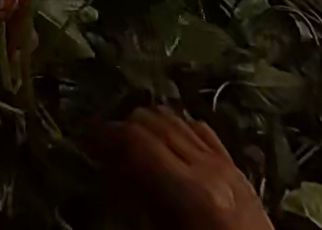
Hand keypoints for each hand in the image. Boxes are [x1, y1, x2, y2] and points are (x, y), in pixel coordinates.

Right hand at [108, 106, 271, 229]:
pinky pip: (200, 129)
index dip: (105, 134)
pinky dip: (176, 127)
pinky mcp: (237, 169)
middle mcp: (208, 168)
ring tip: (129, 142)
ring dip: (147, 124)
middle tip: (103, 144)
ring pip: (175, 118)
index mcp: (190, 193)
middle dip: (123, 127)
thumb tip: (110, 169)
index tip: (84, 137)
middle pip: (152, 121)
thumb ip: (138, 203)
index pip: (136, 140)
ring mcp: (226, 165)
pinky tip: (166, 144)